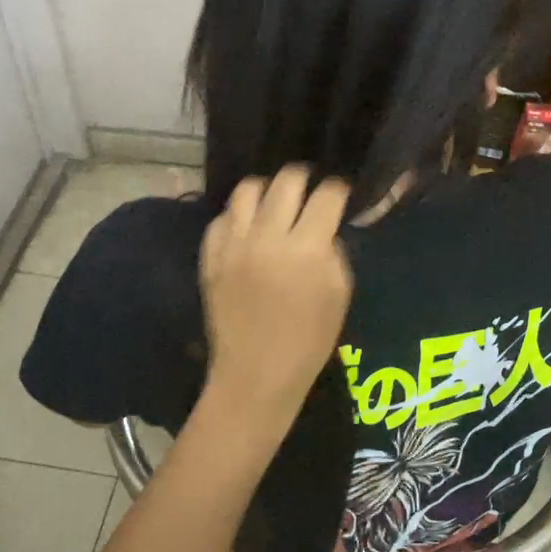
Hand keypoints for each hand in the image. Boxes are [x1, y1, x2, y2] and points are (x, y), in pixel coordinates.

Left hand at [198, 167, 353, 425]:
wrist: (256, 373)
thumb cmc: (308, 341)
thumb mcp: (339, 296)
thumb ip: (334, 252)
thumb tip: (325, 227)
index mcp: (307, 249)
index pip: (326, 196)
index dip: (338, 189)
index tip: (340, 192)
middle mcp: (268, 237)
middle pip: (286, 180)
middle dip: (303, 178)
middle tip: (308, 190)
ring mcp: (234, 245)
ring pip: (247, 190)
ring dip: (266, 190)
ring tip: (273, 203)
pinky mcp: (210, 257)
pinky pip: (221, 219)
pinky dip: (237, 217)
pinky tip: (247, 230)